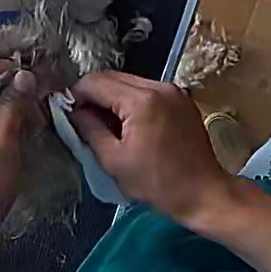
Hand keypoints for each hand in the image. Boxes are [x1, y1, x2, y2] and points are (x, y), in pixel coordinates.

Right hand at [67, 70, 236, 227]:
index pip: (96, 83)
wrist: (203, 194)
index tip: (67, 113)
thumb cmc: (157, 184)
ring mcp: (174, 91)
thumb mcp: (113, 160)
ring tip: (105, 125)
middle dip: (93, 94)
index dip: (75, 95)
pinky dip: (132, 102)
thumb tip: (72, 111)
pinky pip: (147, 91)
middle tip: (82, 119)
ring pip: (130, 82)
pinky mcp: (182, 100)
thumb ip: (88, 129)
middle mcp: (160, 87)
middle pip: (113, 77)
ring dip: (112, 98)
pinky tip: (128, 125)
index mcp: (141, 101)